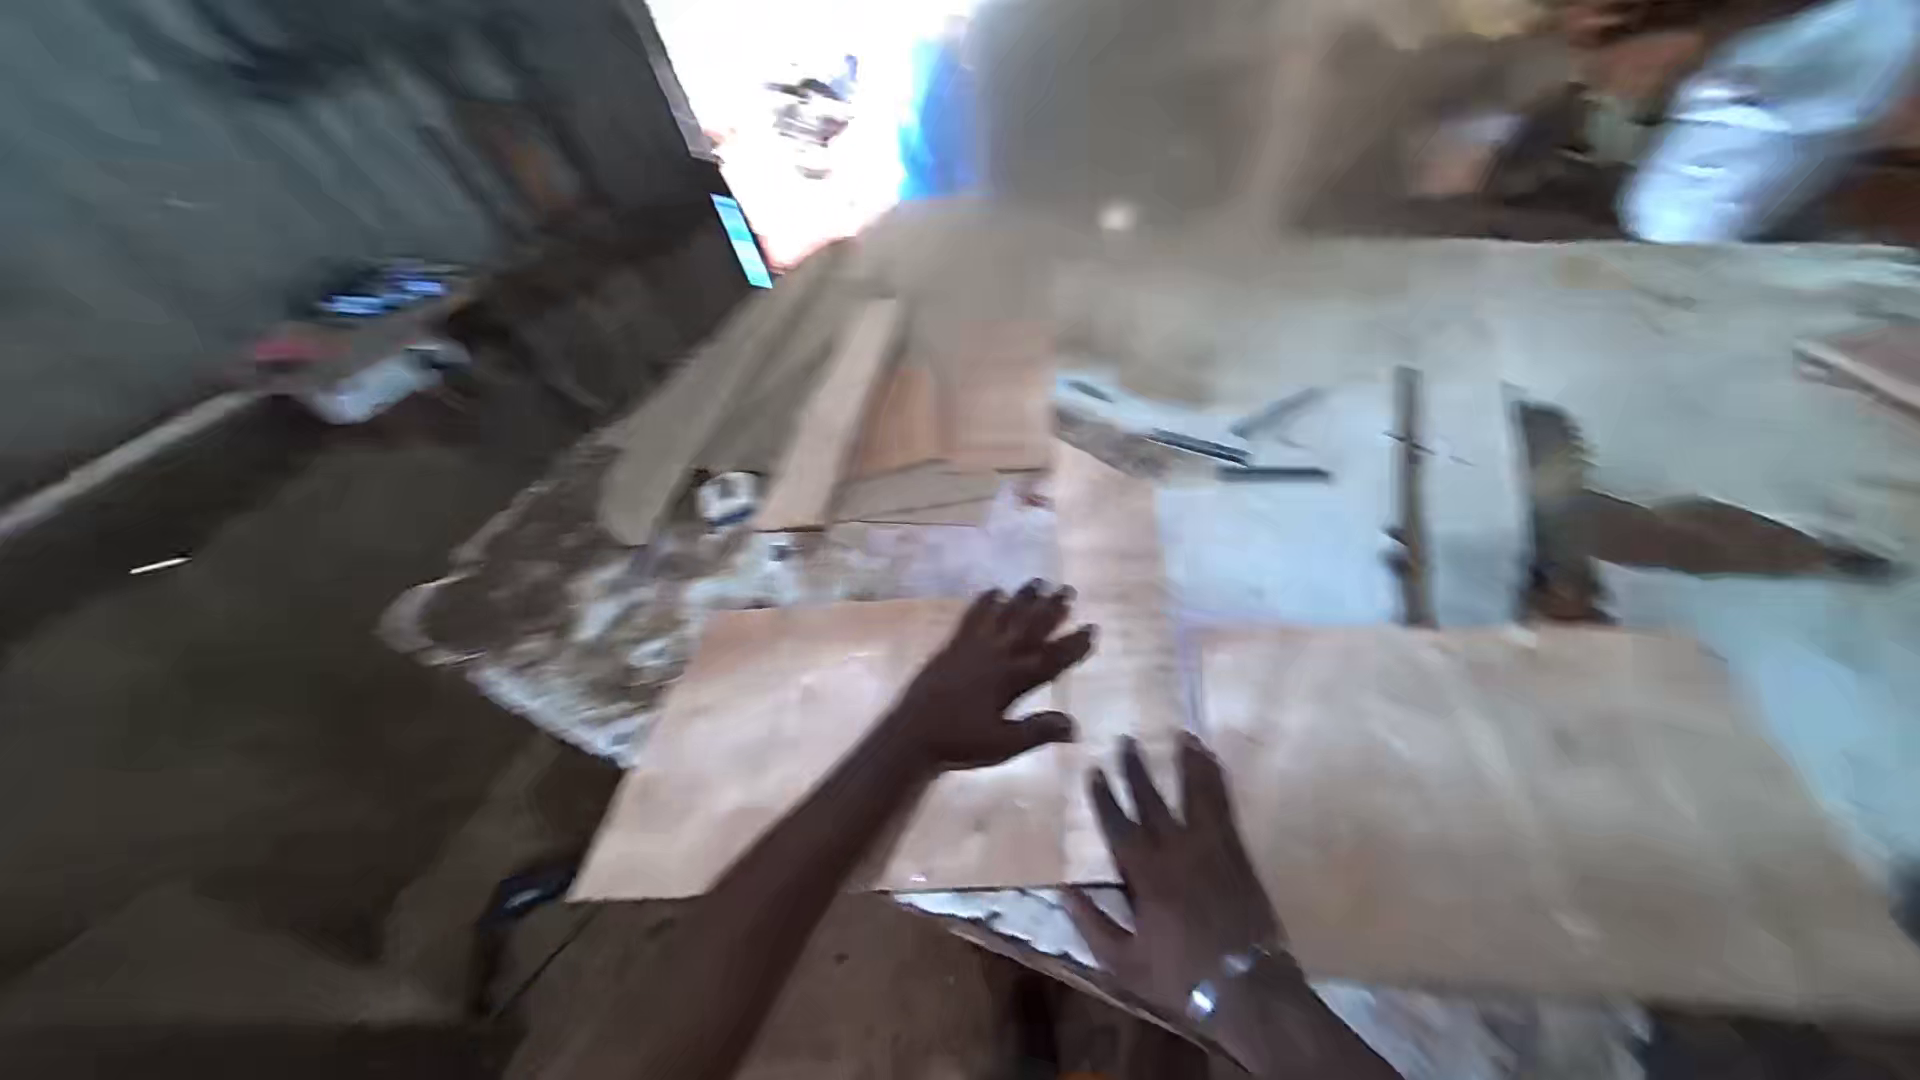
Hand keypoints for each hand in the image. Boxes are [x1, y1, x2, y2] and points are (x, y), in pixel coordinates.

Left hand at [884, 581, 1095, 772]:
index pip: (1050, 659)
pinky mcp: (952, 646)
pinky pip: (972, 618)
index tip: (1092, 628)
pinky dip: (984, 603)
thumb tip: (1075, 726)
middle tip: (1068, 590)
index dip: (1073, 645)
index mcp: (1011, 680)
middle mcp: (996, 656)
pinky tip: (994, 591)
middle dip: (1051, 609)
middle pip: (1029, 627)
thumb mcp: (1003, 744)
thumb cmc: (960, 742)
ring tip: (1038, 582)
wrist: (912, 734)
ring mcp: (972, 647)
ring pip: (1003, 616)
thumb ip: (1038, 731)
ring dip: (1022, 599)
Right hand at [1067, 734, 1291, 1022]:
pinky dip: (1217, 780)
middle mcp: (1175, 850)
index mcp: (1145, 874)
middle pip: (1151, 799)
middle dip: (1136, 768)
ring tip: (1181, 735)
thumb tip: (1063, 890)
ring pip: (1194, 793)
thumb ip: (1091, 924)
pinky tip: (1214, 762)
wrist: (1251, 990)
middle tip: (1126, 740)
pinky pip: (1224, 806)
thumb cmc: (1182, 977)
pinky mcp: (1237, 851)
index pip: (1118, 825)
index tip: (1094, 770)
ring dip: (1186, 762)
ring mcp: (1210, 847)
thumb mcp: (1124, 963)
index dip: (1103, 796)